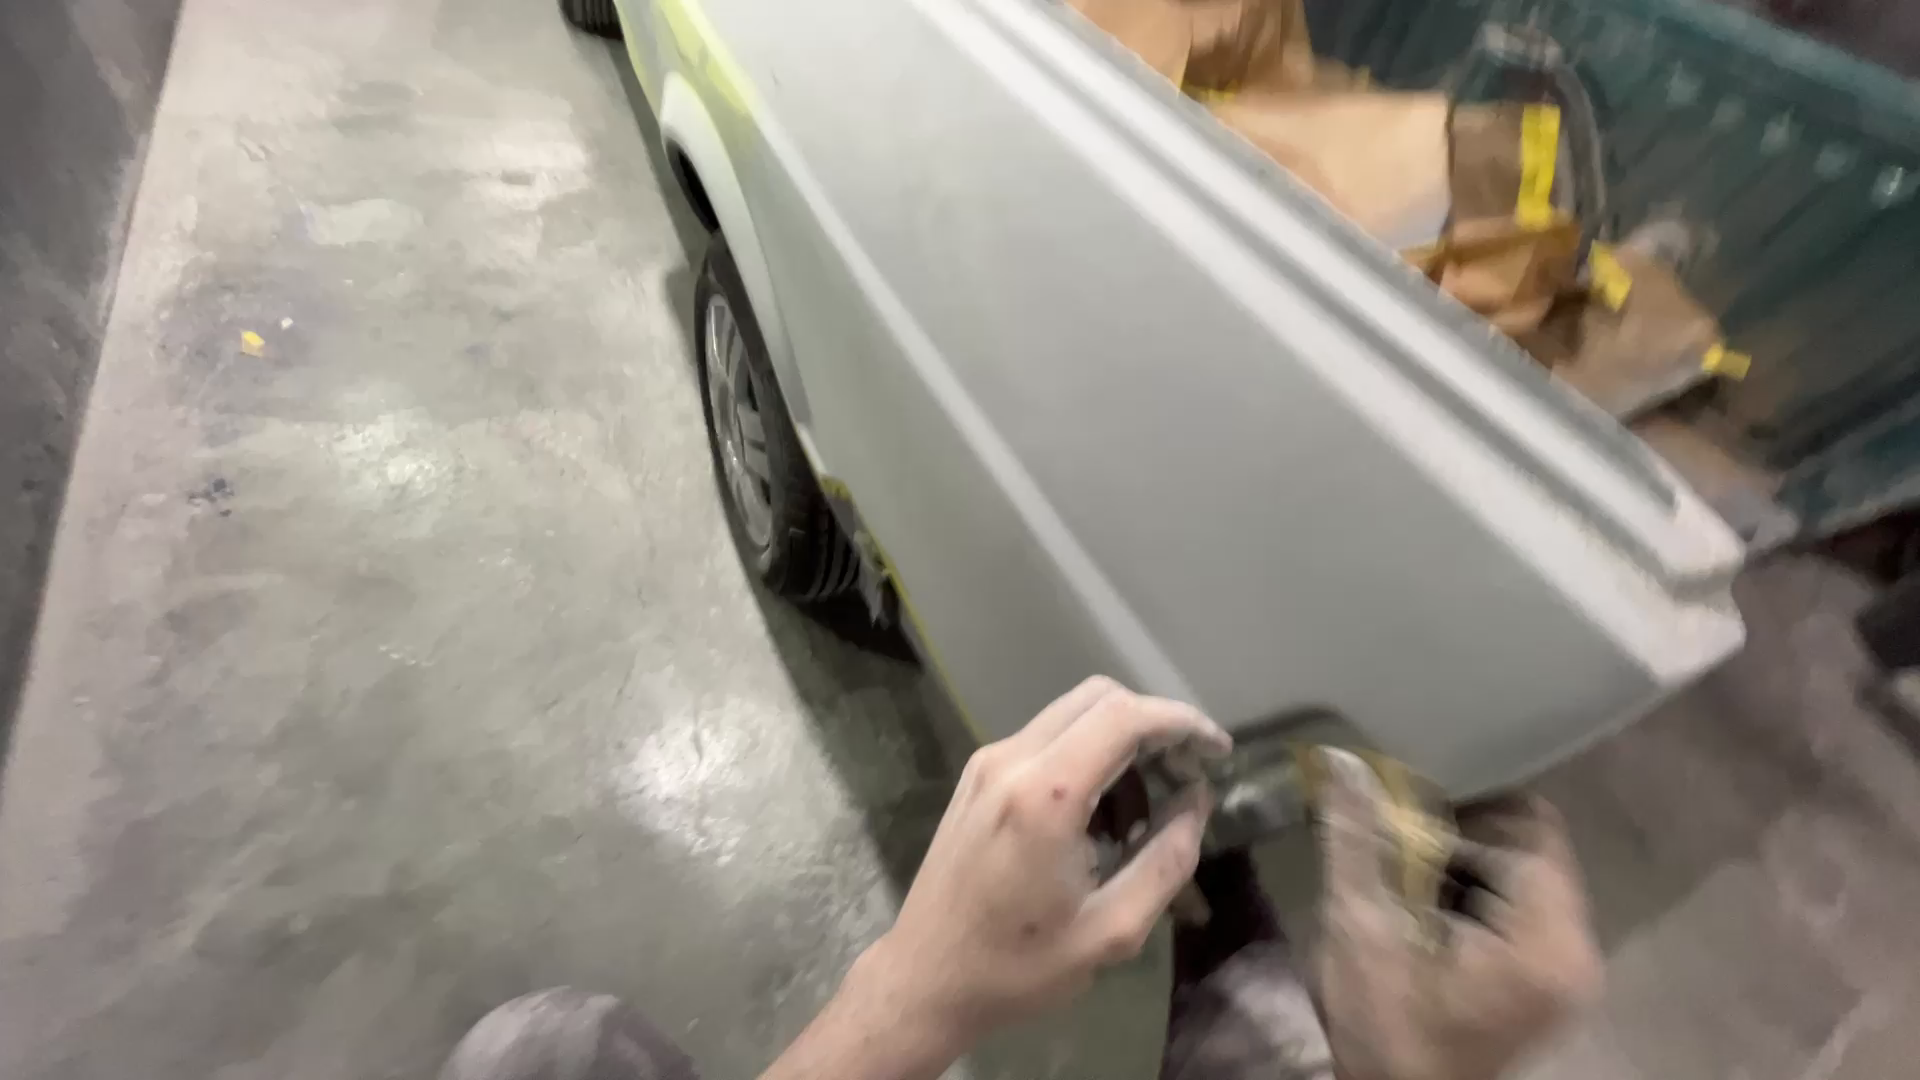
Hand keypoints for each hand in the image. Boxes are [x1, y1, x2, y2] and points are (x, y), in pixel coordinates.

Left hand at [865, 677, 1231, 1047]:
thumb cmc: (1017, 966)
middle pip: (1099, 697)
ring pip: (1072, 712)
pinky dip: (1087, 752)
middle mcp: (1013, 758)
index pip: (1124, 716)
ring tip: (1145, 807)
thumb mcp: (1111, 931)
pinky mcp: (979, 772)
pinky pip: (1046, 737)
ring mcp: (990, 759)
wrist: (925, 975)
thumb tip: (1196, 800)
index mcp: (1044, 794)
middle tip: (1185, 777)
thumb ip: (1165, 860)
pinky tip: (1100, 810)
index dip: (1181, 721)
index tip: (1218, 750)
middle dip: (1154, 724)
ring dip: (1120, 739)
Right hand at [1313, 751, 1601, 1079]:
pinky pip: (1511, 899)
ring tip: (1398, 852)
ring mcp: (1559, 966)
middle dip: (1457, 826)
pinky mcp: (1537, 975)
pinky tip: (1415, 890)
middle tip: (1393, 824)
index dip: (1468, 803)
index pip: (1531, 828)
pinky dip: (1464, 882)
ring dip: (1457, 853)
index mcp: (1545, 939)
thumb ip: (1355, 835)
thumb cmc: (1384, 1021)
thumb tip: (1344, 760)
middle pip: (1528, 846)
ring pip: (1517, 870)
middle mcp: (1572, 949)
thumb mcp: (1359, 921)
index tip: (1405, 799)